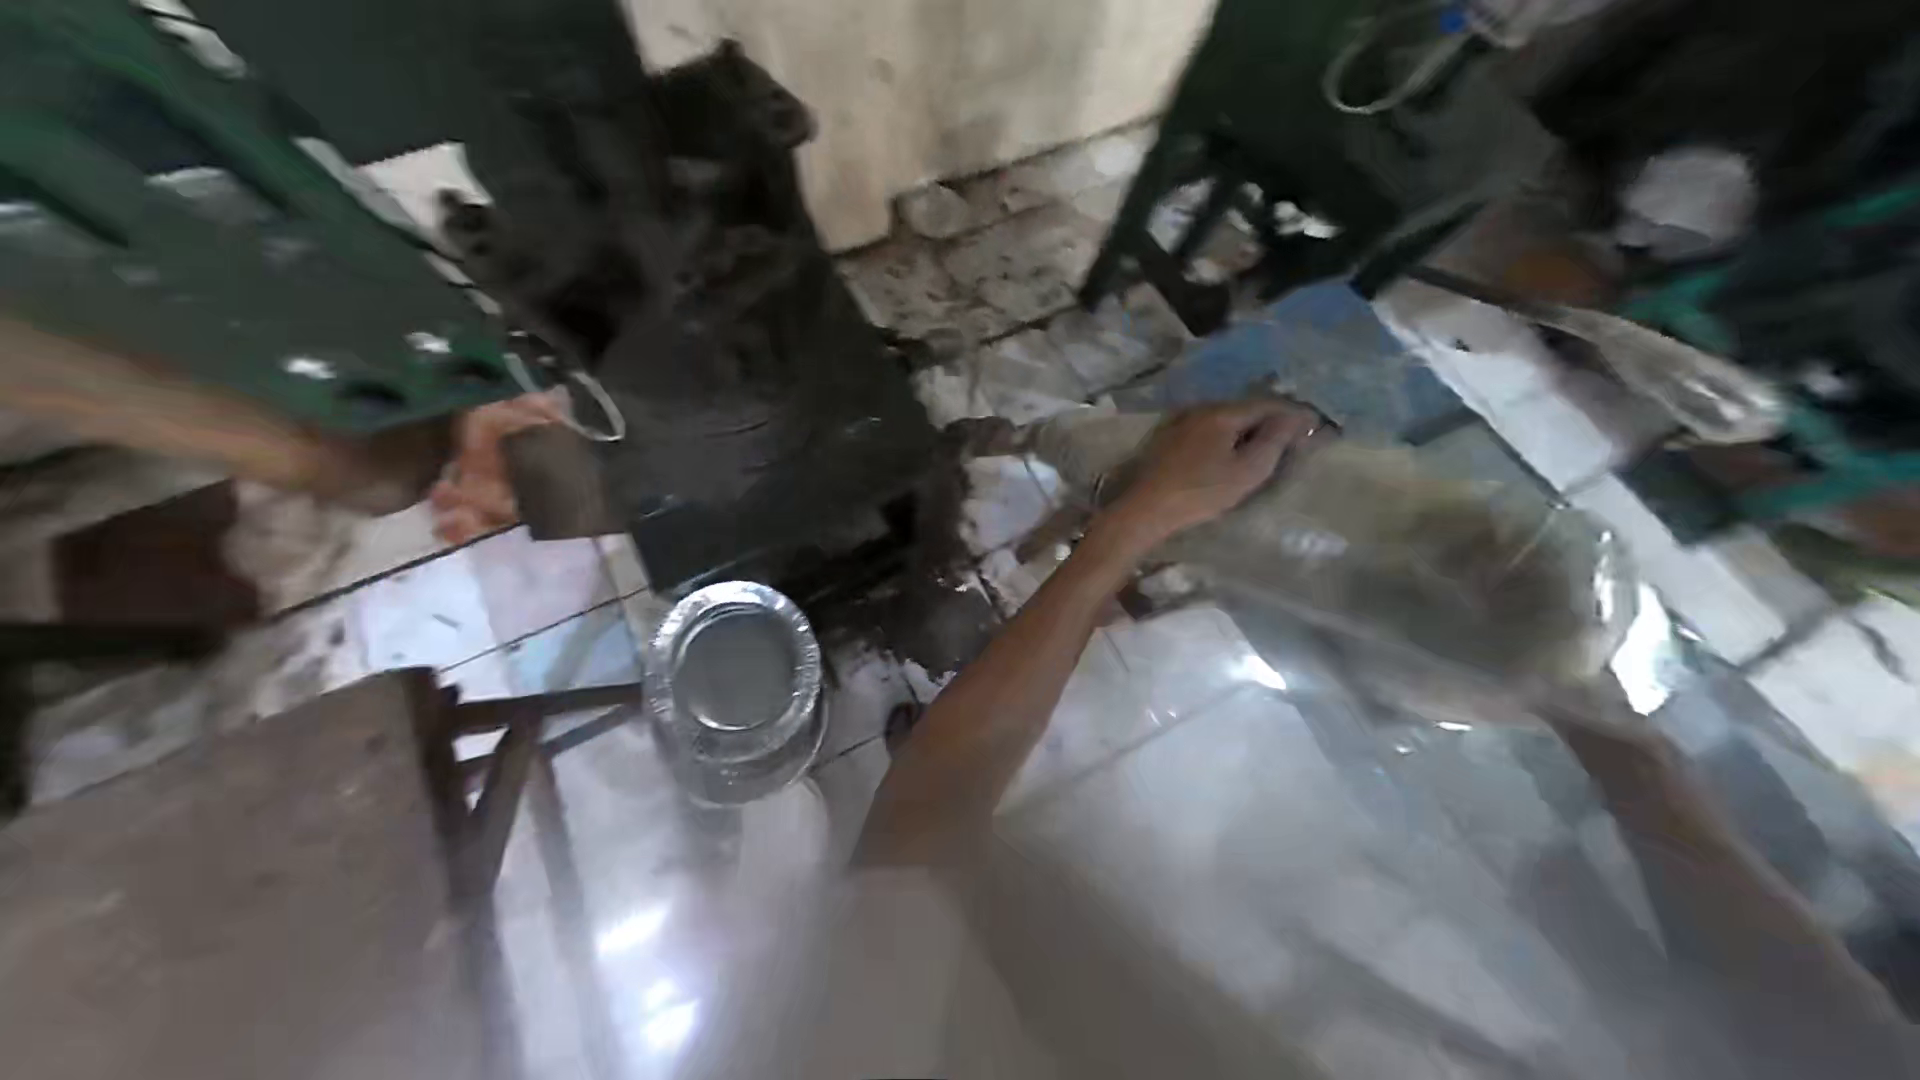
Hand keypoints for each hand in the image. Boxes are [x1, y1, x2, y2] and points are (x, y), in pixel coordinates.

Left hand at [1096, 400, 1320, 553]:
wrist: (1144, 509)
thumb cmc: (1200, 492)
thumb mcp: (1247, 471)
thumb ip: (1274, 440)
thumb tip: (1295, 417)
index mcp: (1221, 413)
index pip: (1268, 403)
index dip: (1294, 414)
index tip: (1314, 426)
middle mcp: (1199, 408)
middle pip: (1244, 408)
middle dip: (1270, 420)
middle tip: (1292, 436)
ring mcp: (1178, 422)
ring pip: (1223, 418)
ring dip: (1246, 429)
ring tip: (1264, 445)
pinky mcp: (1166, 439)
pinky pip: (1205, 430)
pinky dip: (1224, 436)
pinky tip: (1228, 452)